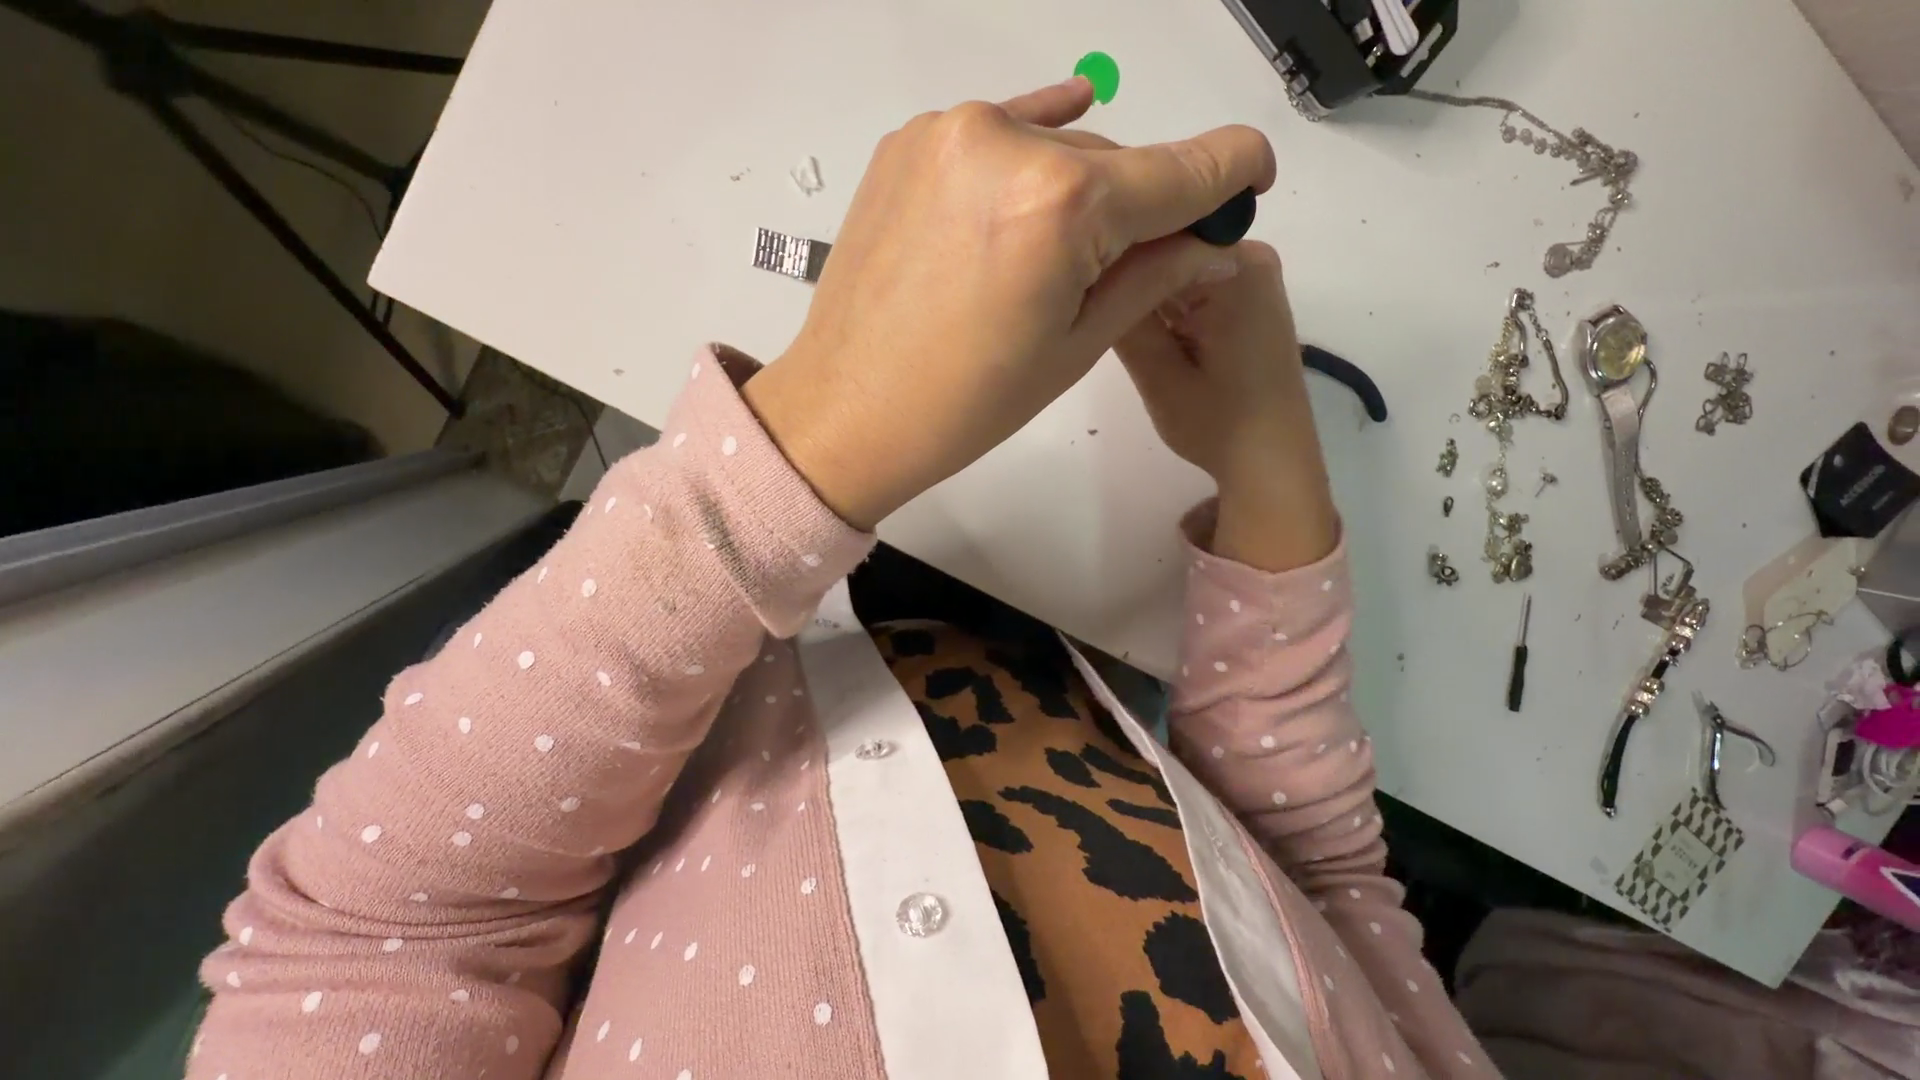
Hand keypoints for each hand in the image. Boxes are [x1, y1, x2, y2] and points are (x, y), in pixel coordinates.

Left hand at [742, 78, 1274, 528]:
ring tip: (1055, 259)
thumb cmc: (963, 402)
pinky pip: (999, 135)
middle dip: (1141, 204)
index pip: (1184, 169)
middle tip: (1138, 260)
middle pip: (1116, 161)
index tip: (1253, 179)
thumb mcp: (1078, 344)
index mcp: (1062, 204)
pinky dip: (1031, 150)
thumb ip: (1156, 273)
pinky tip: (1057, 136)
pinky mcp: (911, 144)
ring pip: (1056, 147)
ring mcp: (949, 135)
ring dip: (1080, 189)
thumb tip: (1211, 241)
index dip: (1232, 173)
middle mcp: (1006, 144)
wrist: (846, 411)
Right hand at [1115, 242, 1338, 571]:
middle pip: (1167, 245)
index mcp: (1235, 265)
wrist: (1272, 463)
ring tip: (1106, 316)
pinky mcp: (1247, 301)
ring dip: (1143, 290)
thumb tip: (1086, 272)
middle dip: (1128, 273)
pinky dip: (1165, 304)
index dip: (1112, 253)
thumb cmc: (1218, 423)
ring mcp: (1252, 278)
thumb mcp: (1159, 375)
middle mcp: (1251, 257)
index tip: (1075, 276)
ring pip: (1176, 266)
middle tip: (1085, 304)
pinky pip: (1193, 284)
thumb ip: (1124, 320)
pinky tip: (1143, 329)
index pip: (1157, 232)